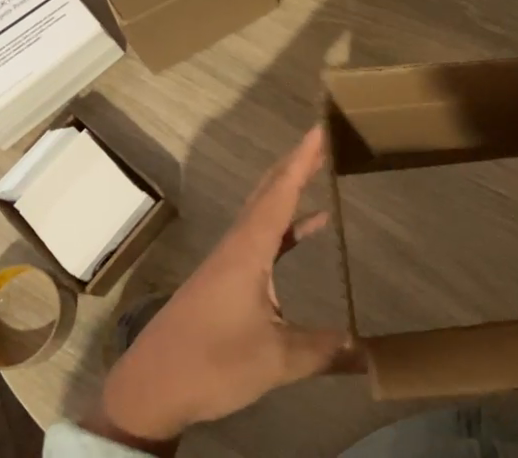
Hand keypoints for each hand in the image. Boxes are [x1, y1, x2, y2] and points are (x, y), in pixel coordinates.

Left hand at [82, 127, 351, 451]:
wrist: (150, 389)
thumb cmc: (211, 364)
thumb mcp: (273, 360)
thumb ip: (322, 351)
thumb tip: (367, 351)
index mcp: (249, 251)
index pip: (280, 193)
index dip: (302, 161)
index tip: (319, 129)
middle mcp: (238, 245)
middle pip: (268, 192)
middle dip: (295, 163)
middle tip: (323, 139)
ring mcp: (228, 262)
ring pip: (262, 211)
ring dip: (288, 189)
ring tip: (318, 170)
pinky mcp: (224, 280)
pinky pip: (262, 237)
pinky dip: (286, 226)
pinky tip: (310, 229)